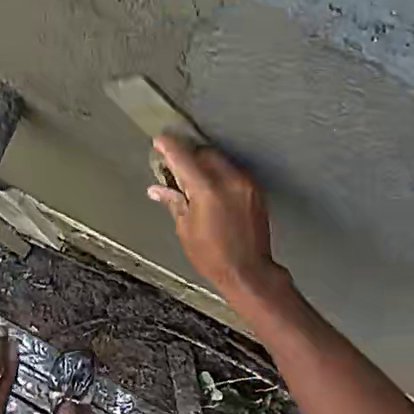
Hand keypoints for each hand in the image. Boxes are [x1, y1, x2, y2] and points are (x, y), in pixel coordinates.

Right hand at [147, 135, 284, 297]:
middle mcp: (229, 181)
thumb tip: (157, 189)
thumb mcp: (186, 229)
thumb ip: (174, 202)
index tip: (160, 142)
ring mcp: (246, 185)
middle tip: (176, 171)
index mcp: (208, 190)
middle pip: (205, 153)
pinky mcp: (256, 191)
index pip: (184, 158)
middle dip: (190, 157)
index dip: (169, 147)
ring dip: (206, 166)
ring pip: (221, 161)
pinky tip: (214, 192)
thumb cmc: (214, 257)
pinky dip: (221, 176)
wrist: (248, 271)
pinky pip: (234, 173)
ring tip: (196, 185)